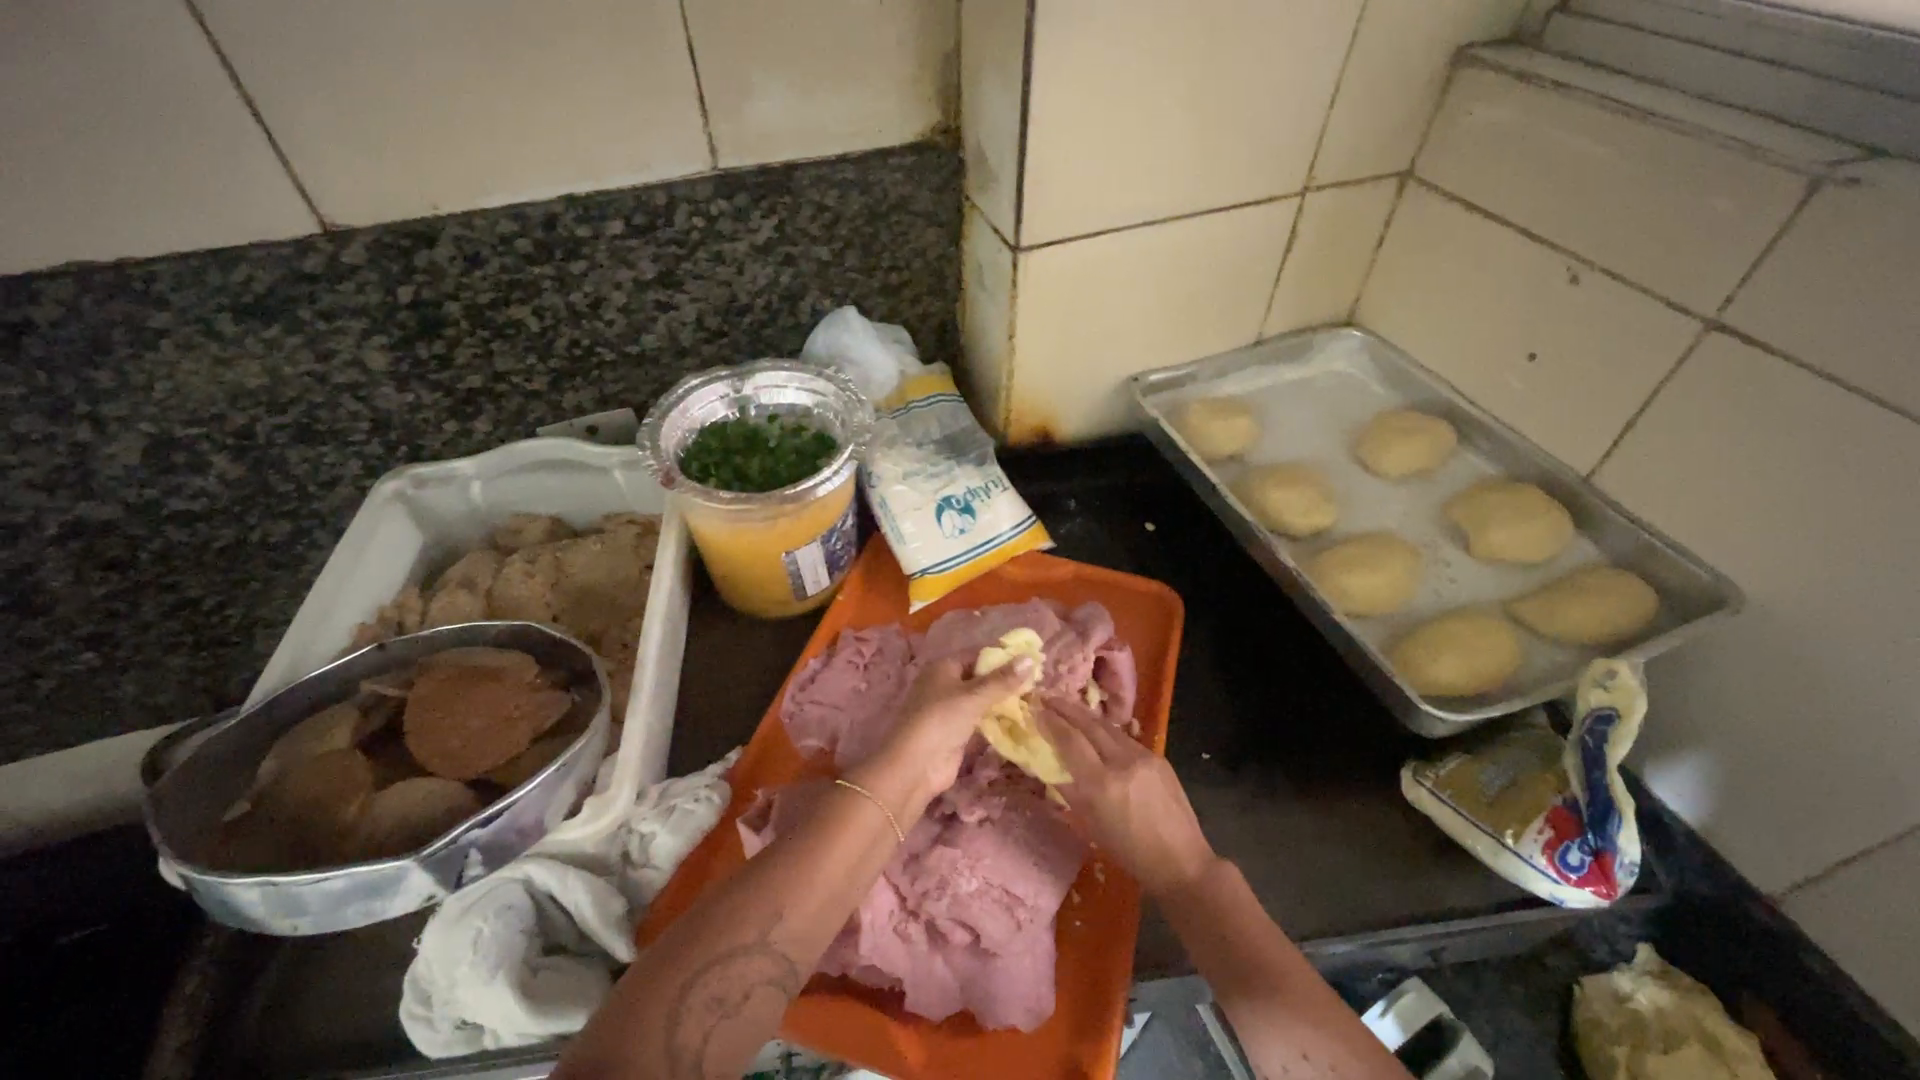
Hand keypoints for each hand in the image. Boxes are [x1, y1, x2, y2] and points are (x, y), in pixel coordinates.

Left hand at [861, 656, 1034, 809]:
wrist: (915, 766)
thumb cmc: (940, 720)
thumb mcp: (973, 696)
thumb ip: (1002, 680)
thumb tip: (1030, 659)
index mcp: (944, 667)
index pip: (978, 654)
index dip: (1004, 655)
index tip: (1032, 659)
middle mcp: (946, 684)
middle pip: (981, 676)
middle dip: (1006, 679)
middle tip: (1039, 681)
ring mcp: (951, 709)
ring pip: (982, 699)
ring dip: (1004, 700)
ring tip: (1035, 698)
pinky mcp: (957, 732)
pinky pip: (981, 719)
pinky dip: (997, 718)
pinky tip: (1020, 718)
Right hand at [1036, 697, 1217, 896]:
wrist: (1181, 861)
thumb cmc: (1130, 853)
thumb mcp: (1092, 825)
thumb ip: (1071, 792)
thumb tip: (1051, 767)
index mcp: (1102, 785)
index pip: (1071, 742)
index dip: (1052, 723)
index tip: (1036, 710)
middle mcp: (1123, 763)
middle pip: (1090, 725)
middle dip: (1067, 709)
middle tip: (1047, 698)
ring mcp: (1144, 757)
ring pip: (1109, 729)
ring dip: (1086, 716)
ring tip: (1069, 708)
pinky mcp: (1159, 758)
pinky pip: (1126, 740)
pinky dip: (1107, 732)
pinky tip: (1098, 732)